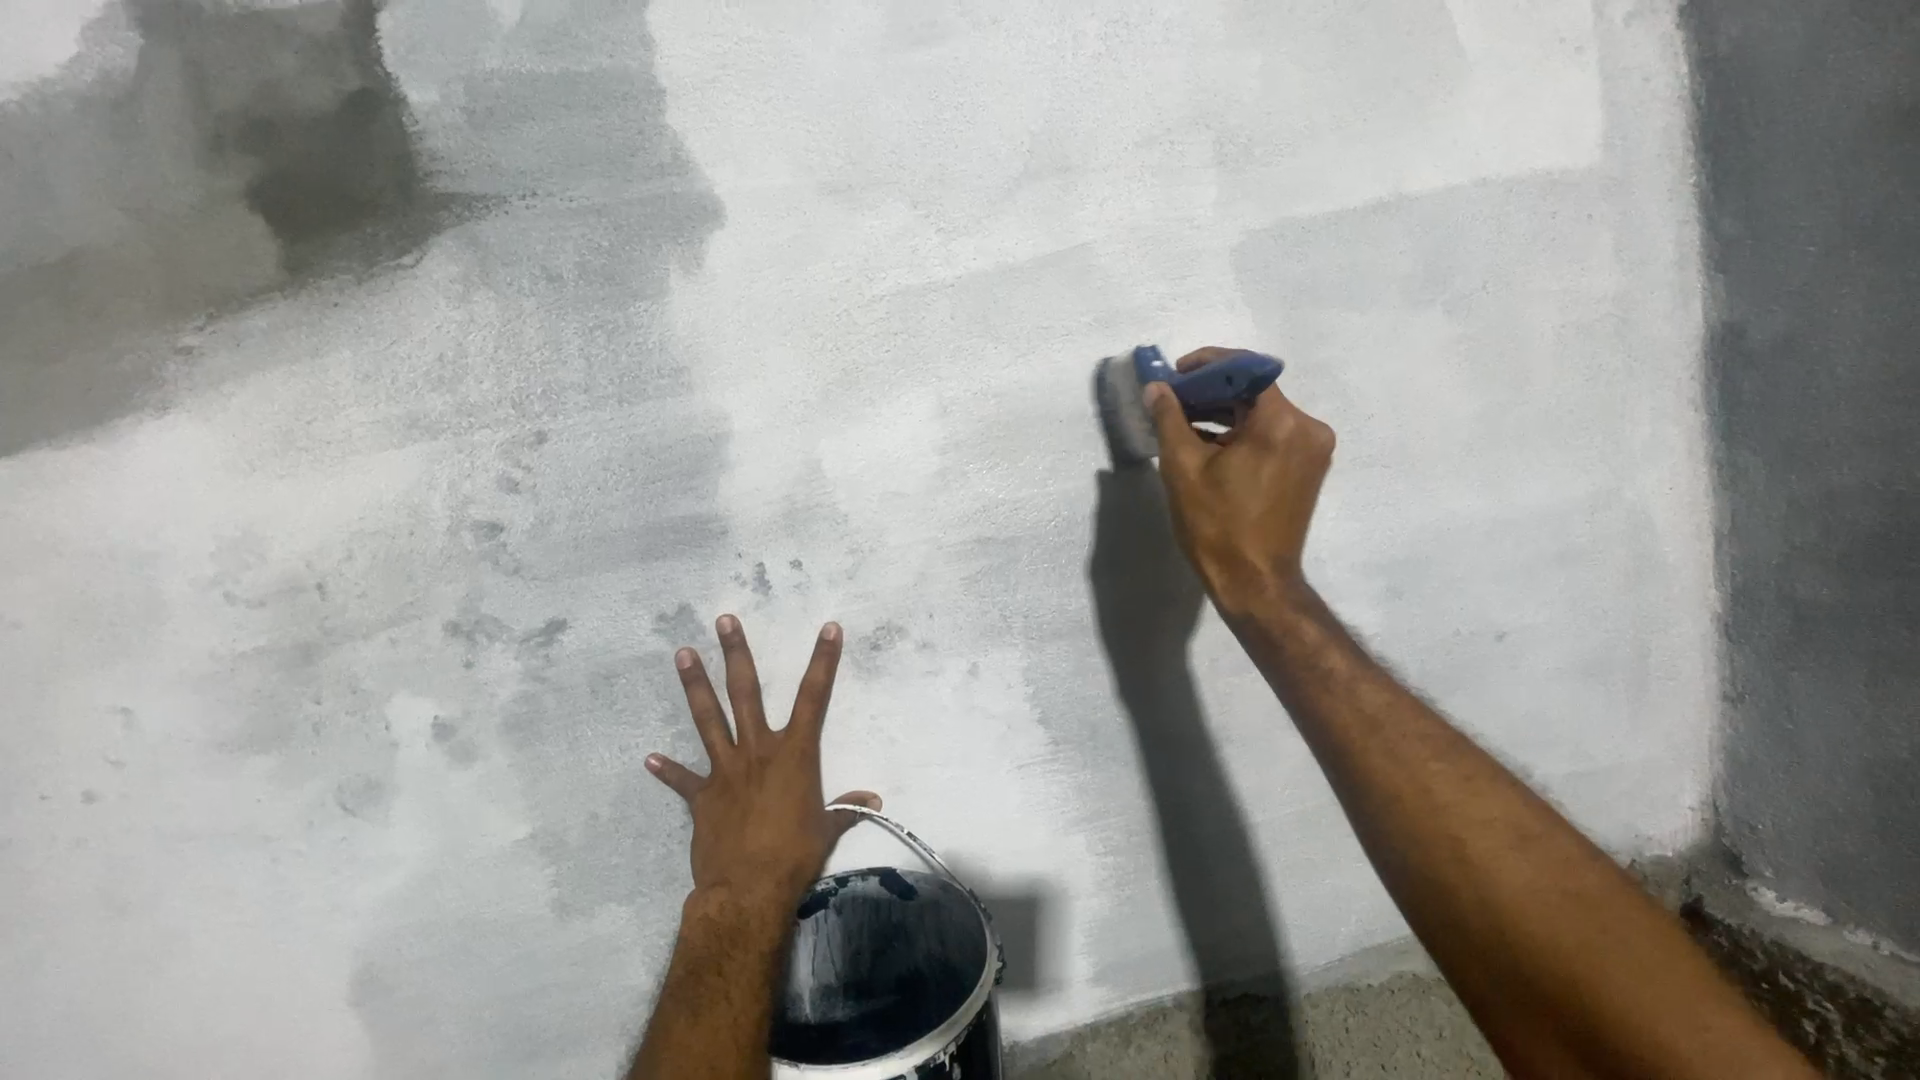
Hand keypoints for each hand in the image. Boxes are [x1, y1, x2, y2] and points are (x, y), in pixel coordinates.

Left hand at [645, 615, 879, 907]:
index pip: (813, 697)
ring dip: (695, 685)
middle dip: (737, 653)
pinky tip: (648, 758)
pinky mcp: (702, 797)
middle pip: (746, 692)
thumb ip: (847, 810)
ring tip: (682, 653)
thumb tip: (872, 802)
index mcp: (794, 754)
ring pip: (708, 718)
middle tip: (724, 620)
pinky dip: (666, 770)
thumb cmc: (796, 855)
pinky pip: (682, 780)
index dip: (823, 661)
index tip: (829, 628)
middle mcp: (757, 750)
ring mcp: (725, 770)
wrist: (748, 889)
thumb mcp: (828, 830)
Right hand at [1146, 347, 1336, 618]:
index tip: (1175, 374)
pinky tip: (1209, 446)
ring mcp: (1313, 450)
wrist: (1254, 582)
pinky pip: (1272, 436)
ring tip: (1184, 424)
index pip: (1245, 369)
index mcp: (1281, 422)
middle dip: (1212, 391)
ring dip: (1225, 413)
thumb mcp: (1182, 468)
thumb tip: (1157, 388)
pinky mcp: (1309, 469)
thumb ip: (1169, 418)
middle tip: (1173, 400)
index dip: (1206, 364)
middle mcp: (1308, 428)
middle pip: (1255, 391)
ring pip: (1263, 414)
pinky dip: (1242, 434)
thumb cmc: (1216, 525)